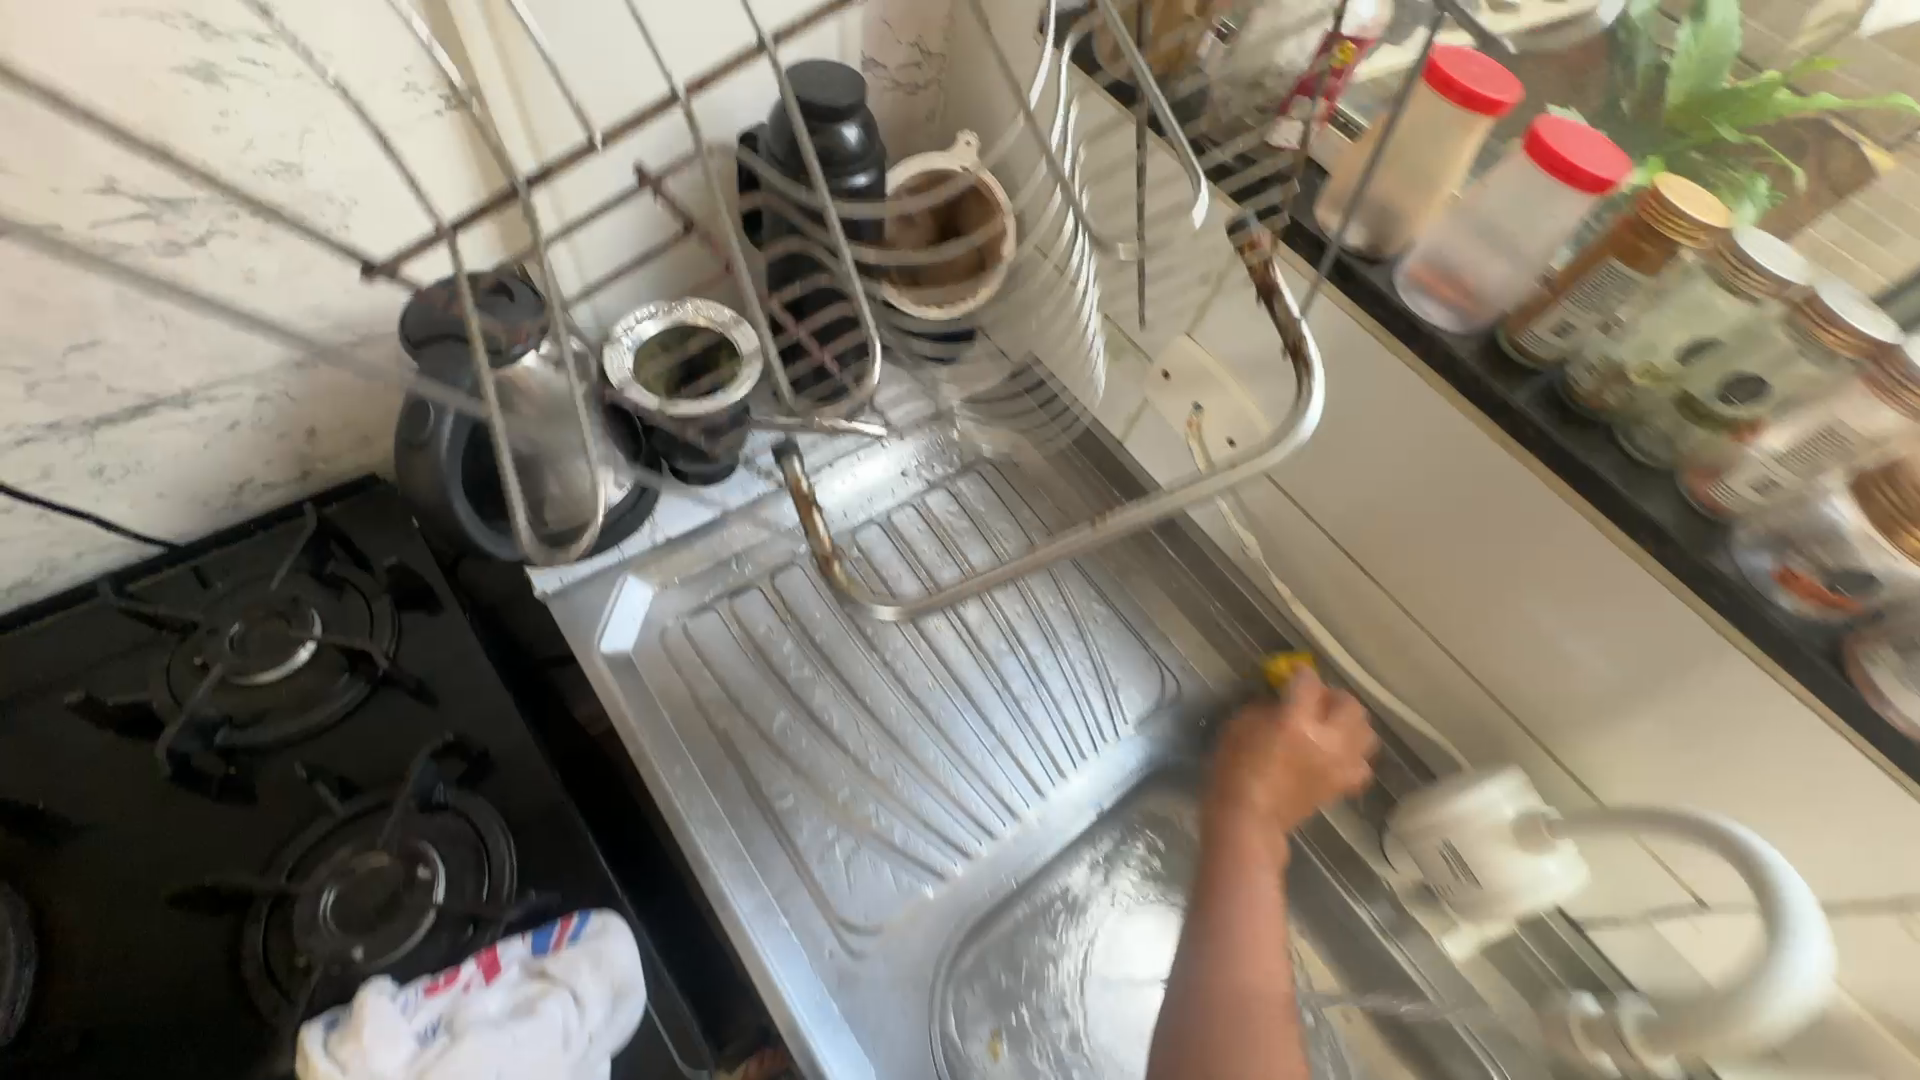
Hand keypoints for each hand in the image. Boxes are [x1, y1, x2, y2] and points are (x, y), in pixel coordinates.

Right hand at [1204, 668, 1377, 850]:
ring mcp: (1339, 765)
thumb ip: (1265, 708)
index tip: (1293, 672)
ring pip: (1366, 732)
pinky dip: (1353, 755)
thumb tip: (1282, 701)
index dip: (1301, 672)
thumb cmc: (1233, 769)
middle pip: (1349, 704)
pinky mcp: (1343, 785)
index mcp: (1296, 722)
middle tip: (1314, 699)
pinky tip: (1335, 754)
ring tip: (1330, 724)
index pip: (1309, 683)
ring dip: (1349, 723)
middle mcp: (1327, 740)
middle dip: (1332, 695)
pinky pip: (1363, 764)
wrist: (1247, 818)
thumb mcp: (1239, 726)